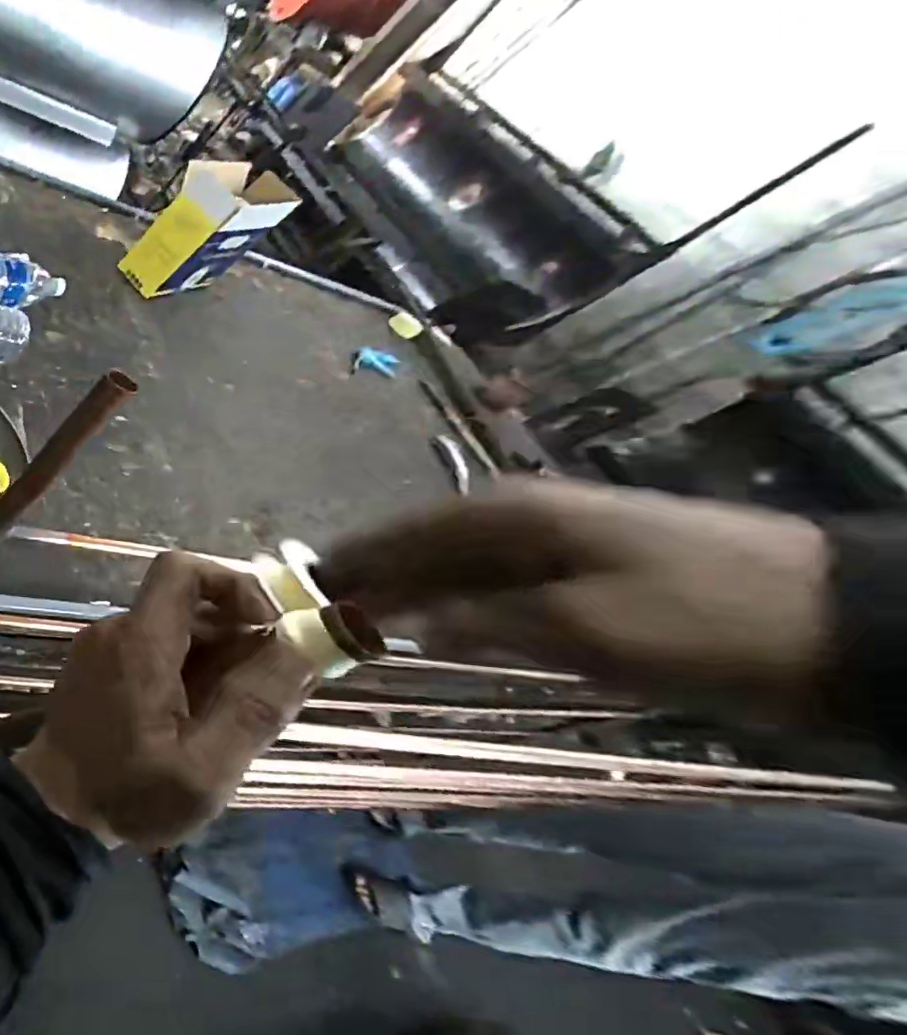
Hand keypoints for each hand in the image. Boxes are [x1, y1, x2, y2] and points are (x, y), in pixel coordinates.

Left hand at [13, 552, 321, 849]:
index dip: (233, 584)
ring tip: (235, 719)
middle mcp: (116, 631)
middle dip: (236, 637)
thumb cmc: (125, 795)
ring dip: (216, 661)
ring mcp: (102, 648)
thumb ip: (254, 707)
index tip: (269, 629)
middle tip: (268, 694)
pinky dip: (188, 671)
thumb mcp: (204, 769)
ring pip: (175, 631)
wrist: (52, 812)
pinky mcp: (98, 667)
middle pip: (187, 605)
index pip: (181, 569)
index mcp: (138, 642)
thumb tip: (302, 649)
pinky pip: (154, 650)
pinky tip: (200, 721)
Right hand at [319, 478, 831, 713]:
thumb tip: (405, 622)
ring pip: (447, 564)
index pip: (399, 534)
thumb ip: (479, 620)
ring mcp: (541, 538)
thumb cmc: (697, 617)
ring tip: (358, 620)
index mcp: (504, 514)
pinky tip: (428, 622)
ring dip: (405, 592)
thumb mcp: (580, 626)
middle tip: (321, 609)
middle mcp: (510, 515)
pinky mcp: (567, 566)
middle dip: (369, 577)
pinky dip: (448, 601)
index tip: (302, 583)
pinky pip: (483, 580)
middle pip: (417, 546)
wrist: (837, 621)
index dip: (349, 560)